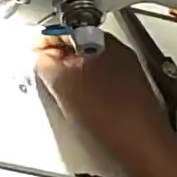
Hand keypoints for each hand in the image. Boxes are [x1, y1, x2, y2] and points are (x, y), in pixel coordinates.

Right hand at [34, 33, 167, 161]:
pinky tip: (85, 107)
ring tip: (66, 94)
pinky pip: (102, 81)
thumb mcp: (61, 84)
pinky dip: (89, 89)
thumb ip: (45, 64)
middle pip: (78, 46)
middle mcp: (118, 51)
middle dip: (59, 58)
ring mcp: (128, 71)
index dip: (44, 40)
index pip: (64, 30)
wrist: (143, 146)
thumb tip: (42, 58)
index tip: (33, 51)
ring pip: (90, 65)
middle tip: (46, 72)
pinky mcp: (132, 91)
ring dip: (74, 75)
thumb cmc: (111, 115)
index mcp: (101, 41)